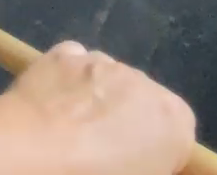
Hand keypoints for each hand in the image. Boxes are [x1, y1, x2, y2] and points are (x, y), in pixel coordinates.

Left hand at [0, 41, 195, 174]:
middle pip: (141, 99)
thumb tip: (136, 155)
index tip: (141, 164)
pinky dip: (71, 76)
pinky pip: (75, 62)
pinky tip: (57, 99)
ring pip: (107, 78)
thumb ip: (151, 163)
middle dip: (129, 119)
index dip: (160, 147)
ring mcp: (98, 60)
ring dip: (100, 95)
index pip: (179, 128)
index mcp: (174, 117)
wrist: (37, 152)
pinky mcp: (60, 52)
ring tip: (75, 125)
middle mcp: (140, 79)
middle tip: (105, 149)